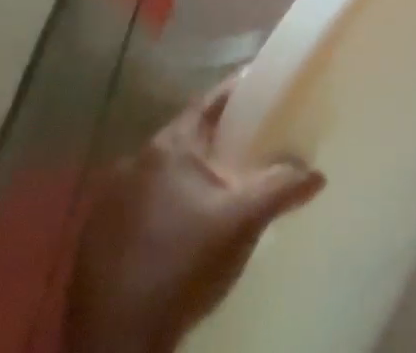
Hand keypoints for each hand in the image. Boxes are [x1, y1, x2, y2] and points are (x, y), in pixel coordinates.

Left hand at [68, 76, 323, 352]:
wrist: (118, 338)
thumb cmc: (183, 263)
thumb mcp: (244, 220)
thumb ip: (283, 186)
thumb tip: (316, 173)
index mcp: (167, 148)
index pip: (210, 102)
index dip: (241, 92)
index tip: (267, 87)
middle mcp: (132, 163)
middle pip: (189, 137)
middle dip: (223, 139)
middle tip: (259, 143)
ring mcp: (109, 200)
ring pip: (166, 173)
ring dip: (196, 175)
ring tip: (230, 187)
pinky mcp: (99, 236)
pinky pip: (146, 202)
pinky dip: (173, 203)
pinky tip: (191, 226)